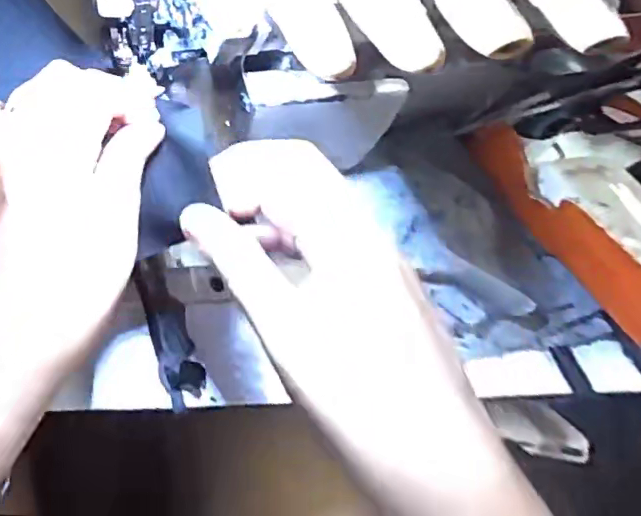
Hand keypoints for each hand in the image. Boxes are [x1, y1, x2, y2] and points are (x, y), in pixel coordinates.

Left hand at [0, 61, 163, 480]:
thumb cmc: (62, 302)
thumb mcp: (113, 237)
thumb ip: (127, 166)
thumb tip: (145, 126)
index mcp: (51, 154)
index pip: (94, 90)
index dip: (130, 97)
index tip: (149, 125)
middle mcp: (13, 140)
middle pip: (59, 78)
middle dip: (101, 89)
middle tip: (127, 123)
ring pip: (32, 90)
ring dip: (71, 97)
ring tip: (98, 131)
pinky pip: (12, 113)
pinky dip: (42, 111)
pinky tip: (60, 142)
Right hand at [180, 140, 547, 515]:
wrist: (448, 474)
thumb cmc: (356, 402)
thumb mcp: (283, 332)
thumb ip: (236, 262)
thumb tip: (192, 211)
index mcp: (345, 233)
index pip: (283, 166)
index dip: (234, 176)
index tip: (199, 208)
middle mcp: (367, 229)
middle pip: (306, 168)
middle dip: (253, 172)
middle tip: (212, 201)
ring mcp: (382, 253)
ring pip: (319, 198)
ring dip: (272, 200)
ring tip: (230, 229)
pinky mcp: (386, 279)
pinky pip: (333, 230)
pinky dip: (295, 229)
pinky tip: (271, 260)